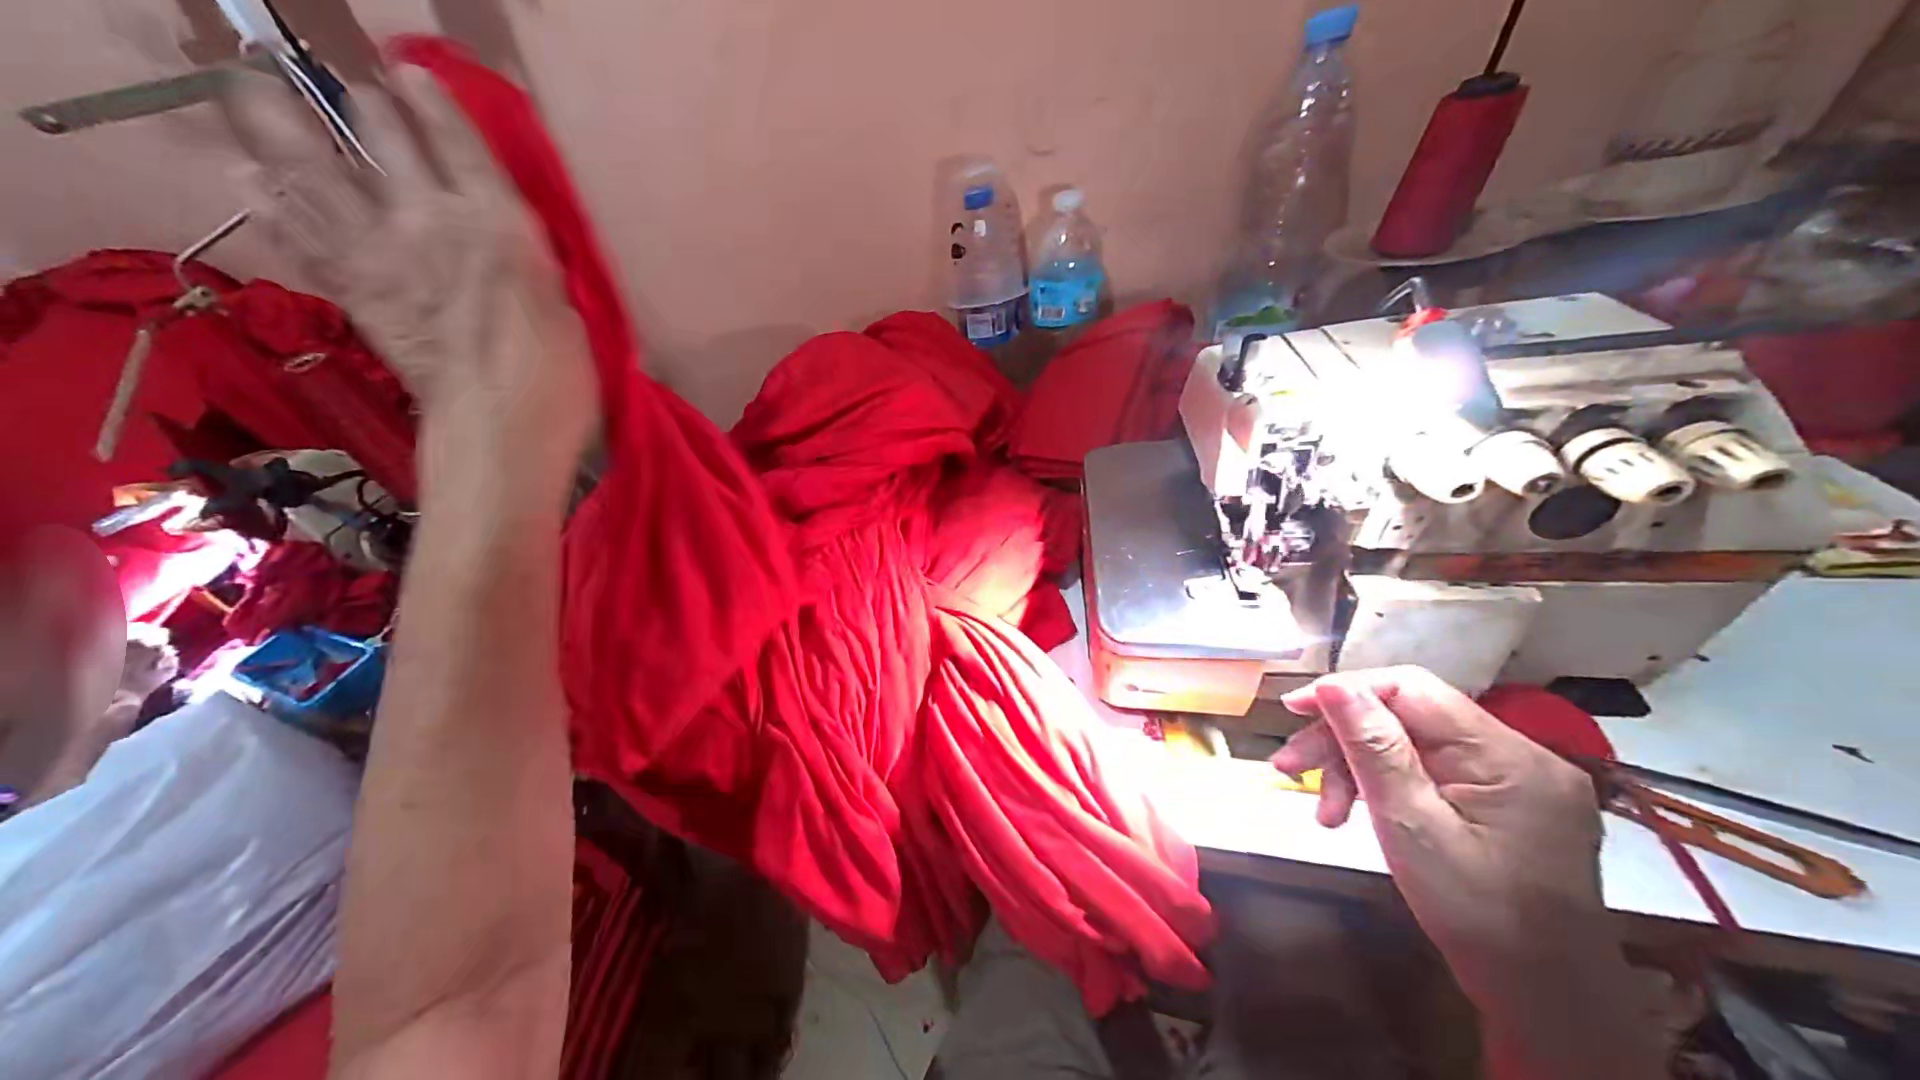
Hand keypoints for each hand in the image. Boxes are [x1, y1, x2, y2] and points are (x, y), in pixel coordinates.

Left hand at [229, 67, 596, 487]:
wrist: (502, 429)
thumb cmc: (560, 379)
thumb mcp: (566, 309)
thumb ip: (528, 266)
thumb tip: (507, 248)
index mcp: (499, 224)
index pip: (458, 140)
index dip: (432, 101)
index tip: (411, 75)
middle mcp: (431, 218)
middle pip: (381, 135)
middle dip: (365, 106)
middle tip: (354, 93)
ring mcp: (380, 249)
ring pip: (312, 164)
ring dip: (278, 123)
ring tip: (255, 93)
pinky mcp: (351, 287)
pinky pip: (299, 231)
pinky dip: (272, 202)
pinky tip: (251, 177)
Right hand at [1271, 667, 1663, 1078]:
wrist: (1546, 1000)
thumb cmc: (1477, 915)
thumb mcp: (1412, 827)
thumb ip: (1374, 749)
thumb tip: (1333, 685)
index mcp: (1508, 756)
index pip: (1413, 688)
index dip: (1347, 689)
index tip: (1294, 709)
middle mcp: (1519, 754)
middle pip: (1409, 716)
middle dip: (1343, 738)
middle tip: (1289, 767)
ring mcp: (1515, 777)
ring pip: (1414, 743)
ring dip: (1358, 766)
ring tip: (1323, 807)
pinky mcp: (1505, 800)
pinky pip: (1432, 769)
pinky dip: (1388, 784)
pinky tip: (1355, 812)